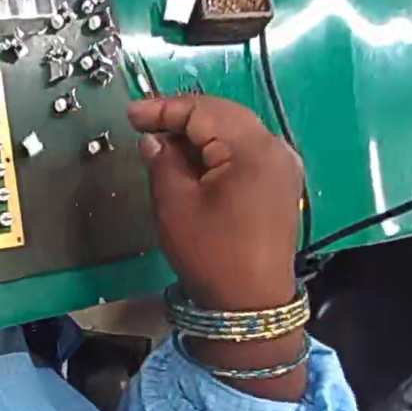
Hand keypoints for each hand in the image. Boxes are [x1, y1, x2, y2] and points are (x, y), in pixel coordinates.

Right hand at [126, 95, 304, 311]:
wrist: (248, 301)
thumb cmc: (209, 252)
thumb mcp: (175, 205)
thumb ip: (163, 163)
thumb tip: (153, 139)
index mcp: (252, 150)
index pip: (204, 111)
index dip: (163, 109)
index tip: (130, 114)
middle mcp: (275, 148)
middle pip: (223, 114)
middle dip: (180, 115)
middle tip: (141, 122)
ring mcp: (281, 165)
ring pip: (233, 130)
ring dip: (196, 131)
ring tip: (159, 139)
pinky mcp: (278, 182)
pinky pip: (242, 150)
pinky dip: (212, 147)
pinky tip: (188, 158)